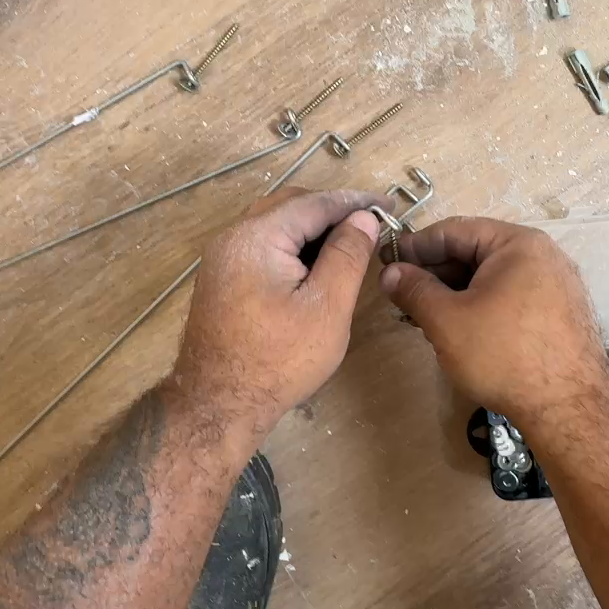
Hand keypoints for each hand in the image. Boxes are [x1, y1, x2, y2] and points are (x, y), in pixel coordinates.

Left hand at [170, 187, 388, 442]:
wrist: (218, 405)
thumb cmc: (278, 360)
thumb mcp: (327, 308)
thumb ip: (347, 256)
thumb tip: (364, 218)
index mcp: (257, 237)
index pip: (315, 203)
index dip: (356, 202)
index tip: (390, 206)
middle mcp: (233, 237)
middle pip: (291, 206)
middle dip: (334, 211)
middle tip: (373, 224)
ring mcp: (223, 257)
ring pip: (276, 224)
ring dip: (314, 227)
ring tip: (351, 242)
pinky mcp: (223, 278)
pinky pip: (264, 245)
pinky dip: (295, 245)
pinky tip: (318, 264)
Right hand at [378, 216, 608, 422]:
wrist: (568, 408)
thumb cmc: (504, 355)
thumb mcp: (447, 321)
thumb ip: (414, 290)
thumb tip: (390, 272)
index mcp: (517, 243)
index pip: (454, 231)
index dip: (415, 246)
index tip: (386, 260)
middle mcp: (543, 255)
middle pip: (476, 252)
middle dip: (435, 273)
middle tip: (402, 294)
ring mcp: (556, 284)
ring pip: (493, 277)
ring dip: (456, 293)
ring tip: (426, 316)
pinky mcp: (561, 313)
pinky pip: (512, 296)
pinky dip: (482, 306)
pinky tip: (461, 329)